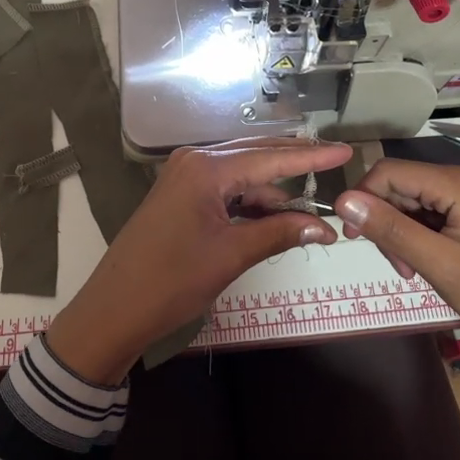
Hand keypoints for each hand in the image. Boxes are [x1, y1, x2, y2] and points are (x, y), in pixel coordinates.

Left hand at [46, 137, 351, 383]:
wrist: (114, 308)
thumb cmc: (171, 280)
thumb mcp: (231, 256)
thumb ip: (278, 233)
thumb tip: (324, 227)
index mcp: (206, 167)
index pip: (270, 157)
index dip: (311, 157)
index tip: (346, 150)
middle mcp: (195, 160)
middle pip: (256, 155)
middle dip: (295, 164)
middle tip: (335, 164)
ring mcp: (185, 176)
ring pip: (242, 174)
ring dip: (273, 192)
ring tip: (309, 213)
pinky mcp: (181, 194)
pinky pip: (226, 189)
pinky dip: (251, 202)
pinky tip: (275, 218)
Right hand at [334, 159, 459, 356]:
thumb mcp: (438, 263)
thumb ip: (389, 228)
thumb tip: (342, 199)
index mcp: (455, 181)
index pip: (389, 172)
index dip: (363, 198)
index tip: (352, 237)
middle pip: (403, 186)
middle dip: (386, 220)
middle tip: (396, 266)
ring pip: (417, 202)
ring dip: (403, 233)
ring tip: (413, 272)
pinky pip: (436, 215)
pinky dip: (423, 238)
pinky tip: (428, 266)